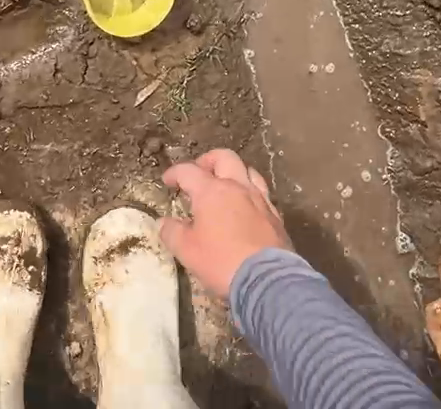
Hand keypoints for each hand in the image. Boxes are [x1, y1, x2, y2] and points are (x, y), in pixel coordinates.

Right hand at [158, 149, 291, 299]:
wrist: (268, 282)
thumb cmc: (222, 262)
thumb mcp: (187, 251)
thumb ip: (172, 233)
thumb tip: (163, 222)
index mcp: (211, 191)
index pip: (188, 171)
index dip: (174, 173)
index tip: (167, 181)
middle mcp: (237, 187)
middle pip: (224, 157)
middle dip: (208, 160)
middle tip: (199, 173)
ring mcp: (260, 200)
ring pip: (248, 171)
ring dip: (234, 172)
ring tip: (225, 185)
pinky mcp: (276, 216)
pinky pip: (263, 193)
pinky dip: (251, 193)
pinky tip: (246, 207)